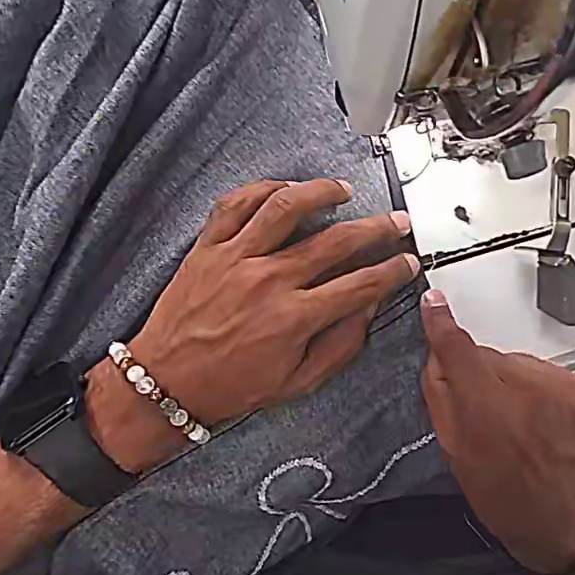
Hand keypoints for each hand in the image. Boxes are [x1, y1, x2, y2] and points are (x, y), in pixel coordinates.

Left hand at [85, 178, 418, 471]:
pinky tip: (283, 189)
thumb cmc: (229, 385)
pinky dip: (263, 189)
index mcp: (294, 318)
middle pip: (337, 240)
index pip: (361, 283)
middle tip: (394, 222)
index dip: (393, 270)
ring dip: (322, 192)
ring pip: (287, 207)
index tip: (405, 262)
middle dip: (377, 228)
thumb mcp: (297, 381)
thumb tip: (367, 311)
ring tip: (341, 190)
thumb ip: (339, 346)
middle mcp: (269, 281)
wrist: (168, 382)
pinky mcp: (208, 248)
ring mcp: (236, 259)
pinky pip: (236, 204)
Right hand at [420, 288, 574, 574]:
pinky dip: (542, 390)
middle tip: (489, 413)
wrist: (568, 526)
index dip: (441, 324)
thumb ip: (440, 397)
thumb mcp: (455, 453)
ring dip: (515, 382)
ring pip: (520, 362)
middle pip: (489, 356)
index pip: (458, 347)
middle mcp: (528, 392)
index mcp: (487, 409)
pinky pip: (550, 373)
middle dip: (482, 375)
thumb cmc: (508, 499)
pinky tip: (544, 420)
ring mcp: (563, 389)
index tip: (434, 304)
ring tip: (522, 422)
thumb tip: (436, 357)